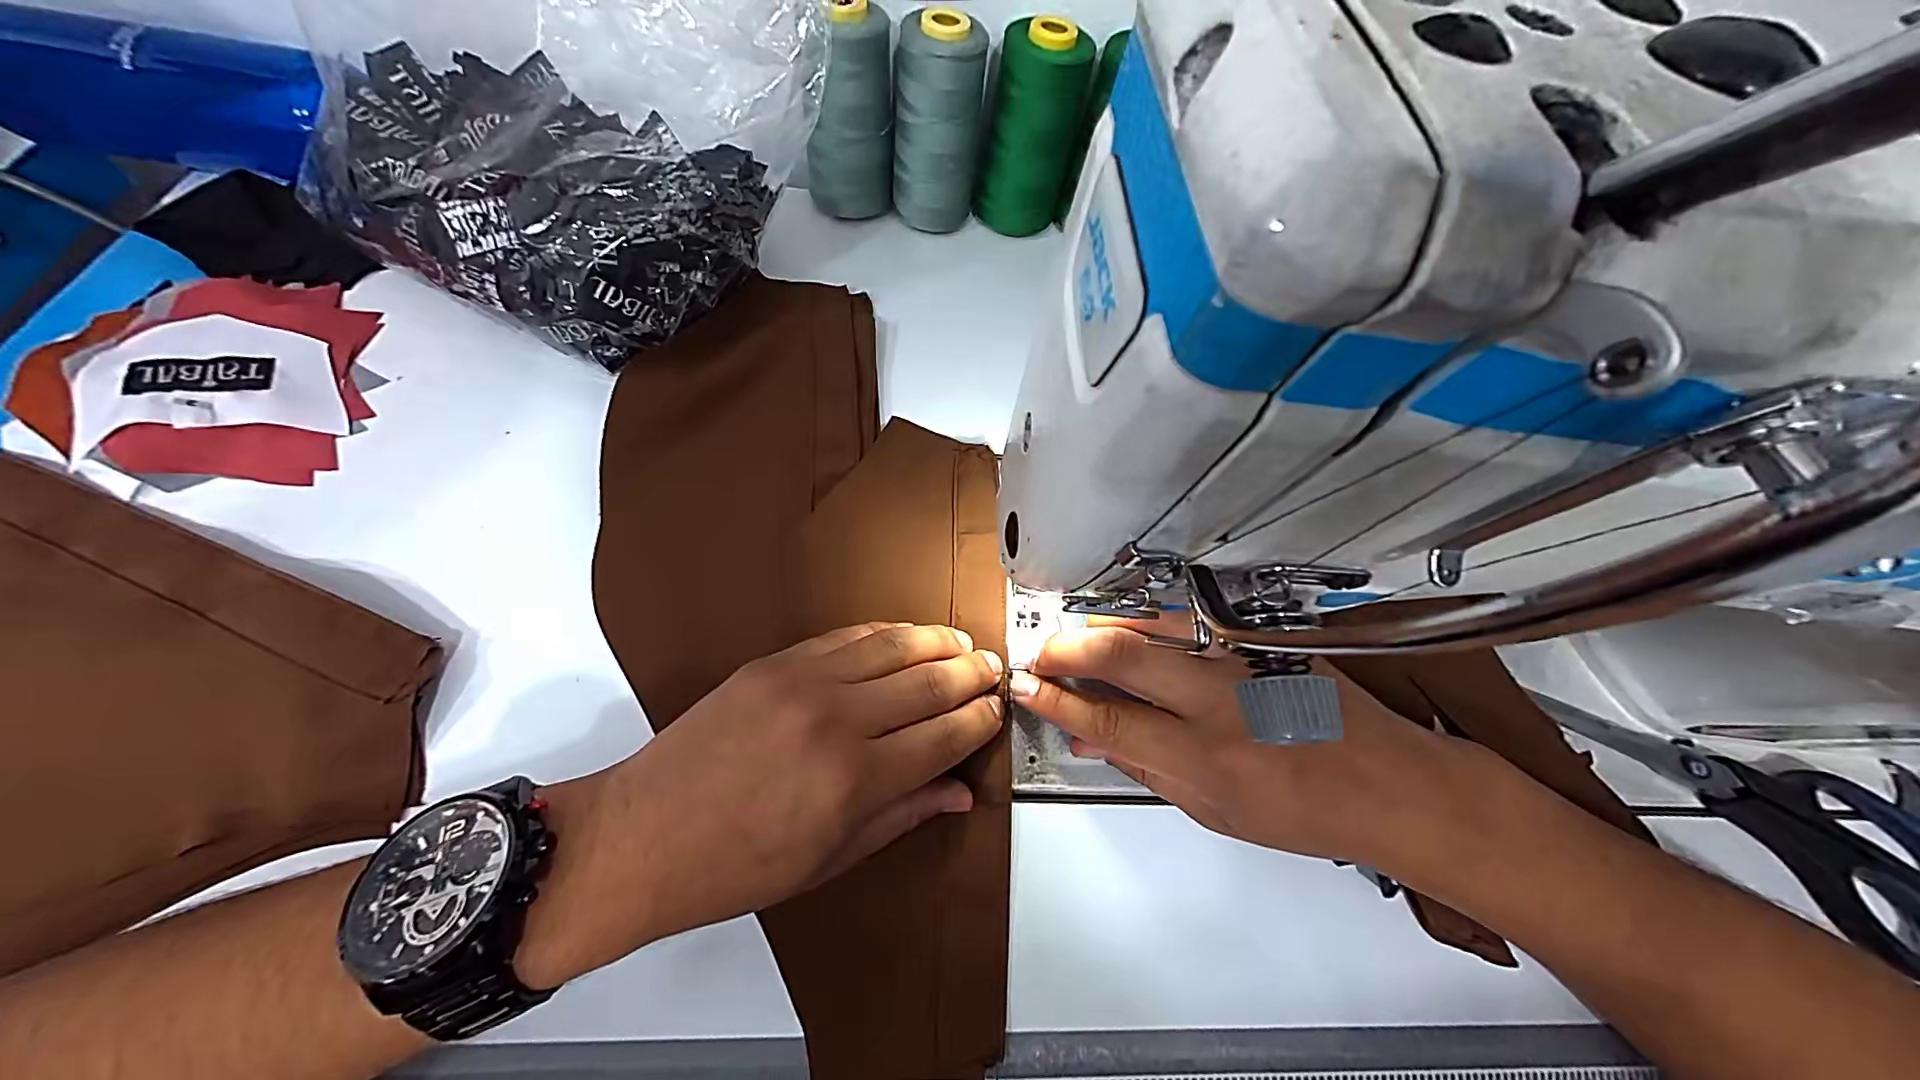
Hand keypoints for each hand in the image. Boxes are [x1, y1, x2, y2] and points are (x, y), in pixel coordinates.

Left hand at [517, 623, 1003, 987]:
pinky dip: (883, 633)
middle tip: (992, 670)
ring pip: (893, 645)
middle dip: (971, 673)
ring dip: (936, 641)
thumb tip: (956, 793)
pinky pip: (845, 636)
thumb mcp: (830, 858)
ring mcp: (802, 682)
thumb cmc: (732, 864)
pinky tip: (903, 635)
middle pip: (929, 681)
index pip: (945, 734)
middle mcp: (836, 720)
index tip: (996, 711)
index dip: (980, 720)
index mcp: (855, 780)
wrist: (640, 836)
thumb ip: (902, 815)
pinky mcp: (773, 664)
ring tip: (961, 645)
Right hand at [1010, 627, 1481, 867]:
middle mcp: (1222, 700)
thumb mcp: (1211, 810)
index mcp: (1208, 757)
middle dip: (1065, 649)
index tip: (1028, 688)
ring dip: (1099, 629)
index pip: (1109, 719)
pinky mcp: (1257, 640)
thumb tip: (1090, 739)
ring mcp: (1242, 660)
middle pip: (1121, 653)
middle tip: (1040, 657)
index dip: (1057, 701)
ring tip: (1073, 644)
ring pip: (1150, 624)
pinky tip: (1125, 634)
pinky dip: (1143, 626)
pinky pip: (1183, 623)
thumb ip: (1142, 766)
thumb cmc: (1308, 809)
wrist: (1388, 783)